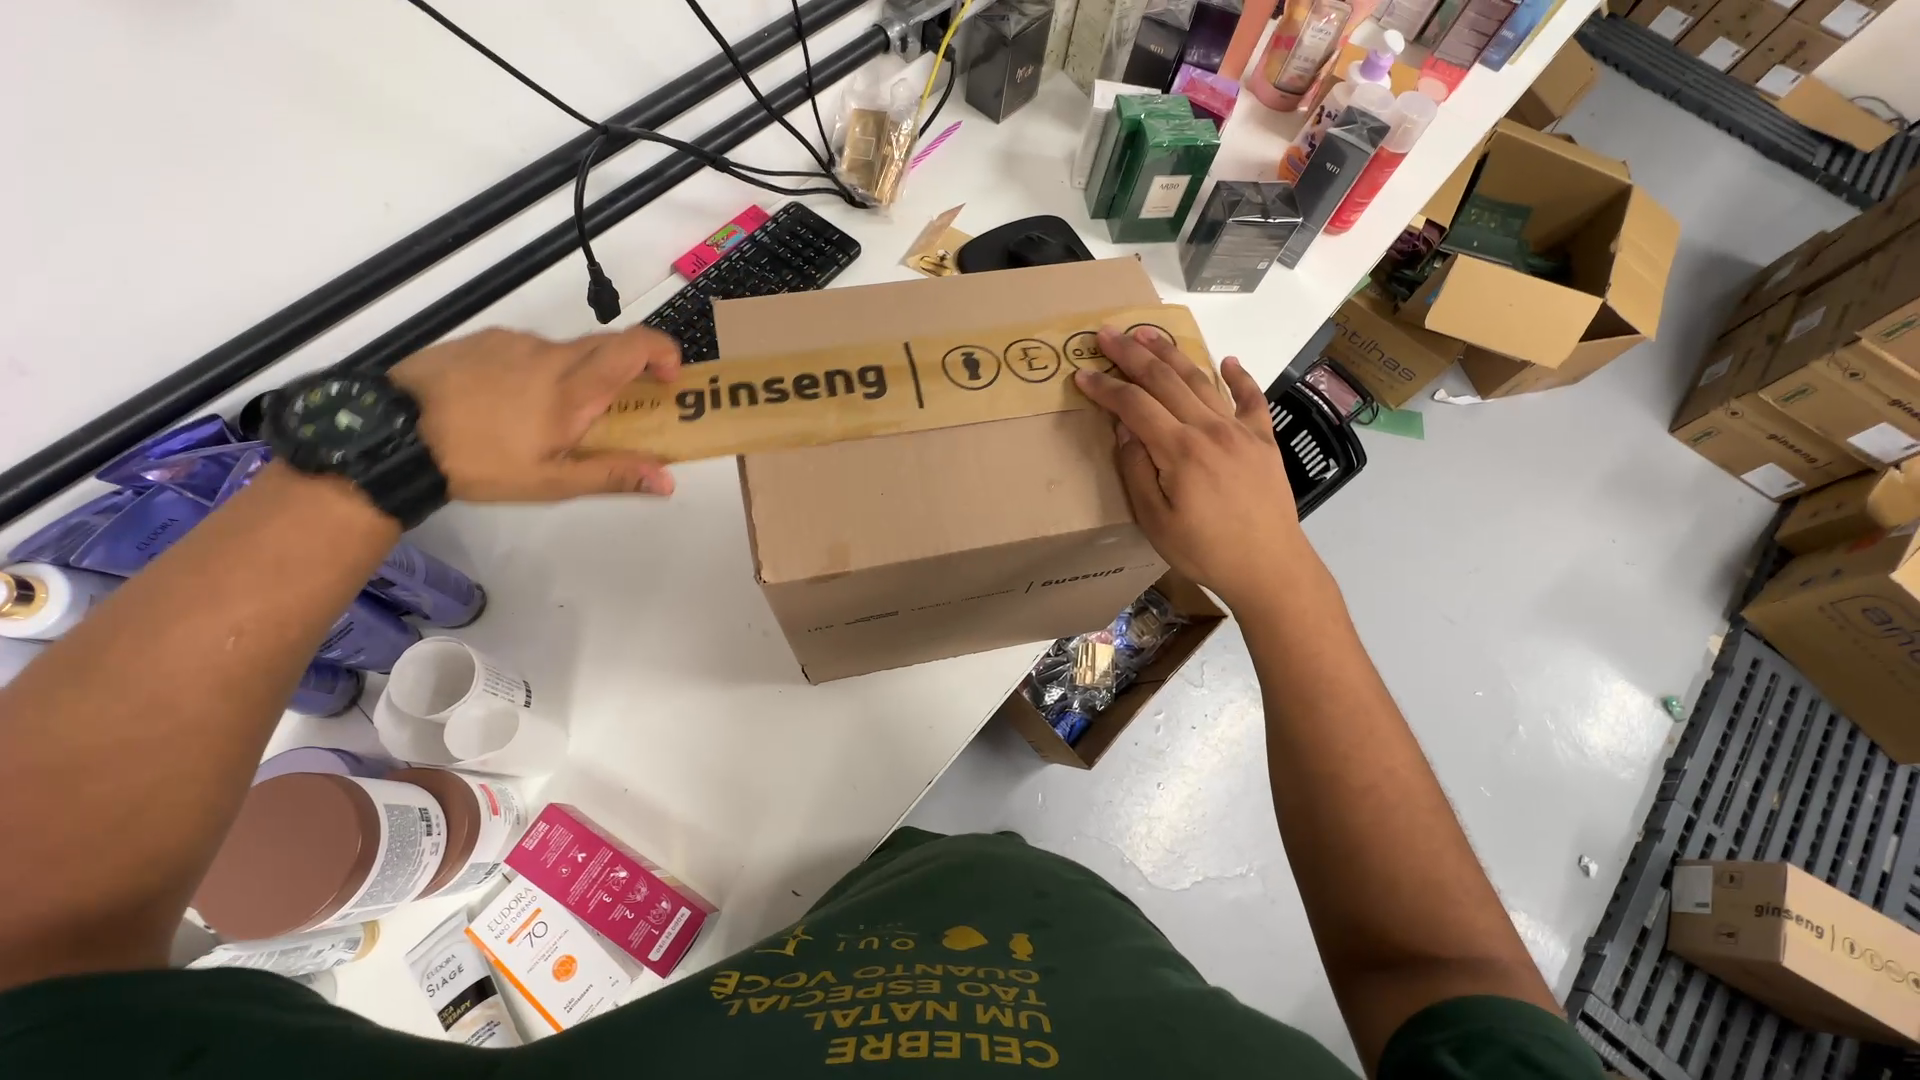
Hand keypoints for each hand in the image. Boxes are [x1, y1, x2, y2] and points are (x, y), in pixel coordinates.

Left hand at [390, 325, 681, 501]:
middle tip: (619, 408)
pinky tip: (509, 404)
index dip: (664, 351)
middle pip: (608, 344)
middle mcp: (551, 353)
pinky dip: (538, 371)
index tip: (670, 376)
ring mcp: (515, 341)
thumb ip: (613, 473)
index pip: (636, 345)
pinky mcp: (484, 338)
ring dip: (577, 375)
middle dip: (628, 369)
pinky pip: (528, 349)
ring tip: (548, 417)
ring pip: (566, 350)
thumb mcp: (551, 481)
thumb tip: (667, 480)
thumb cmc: (481, 462)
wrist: (393, 431)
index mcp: (574, 387)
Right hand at [1072, 326, 1307, 609]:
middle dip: (1132, 354)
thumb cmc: (1205, 551)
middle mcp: (1210, 429)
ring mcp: (1240, 430)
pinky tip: (1228, 361)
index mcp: (1179, 450)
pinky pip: (1251, 399)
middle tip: (1107, 333)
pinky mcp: (1264, 440)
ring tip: (1149, 333)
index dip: (1105, 387)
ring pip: (1202, 380)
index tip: (1082, 373)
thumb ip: (1137, 471)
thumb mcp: (1155, 521)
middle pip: (1165, 380)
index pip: (1133, 406)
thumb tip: (1124, 430)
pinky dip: (1239, 377)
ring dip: (1173, 353)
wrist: (1270, 567)